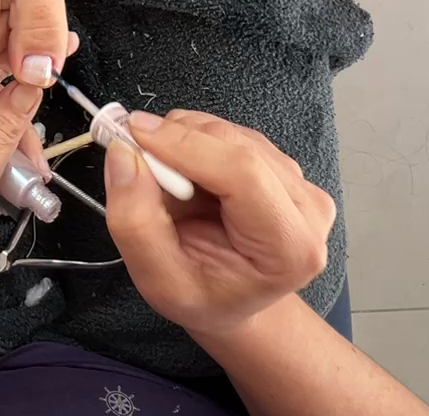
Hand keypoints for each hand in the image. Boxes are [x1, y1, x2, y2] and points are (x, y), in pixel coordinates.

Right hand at [104, 111, 336, 339]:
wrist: (232, 298)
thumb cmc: (202, 295)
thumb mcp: (157, 279)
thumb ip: (135, 221)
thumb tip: (122, 152)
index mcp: (290, 246)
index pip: (241, 172)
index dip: (183, 145)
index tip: (131, 133)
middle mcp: (306, 205)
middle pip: (229, 142)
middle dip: (172, 142)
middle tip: (136, 164)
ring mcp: (295, 177)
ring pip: (221, 129)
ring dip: (178, 141)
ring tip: (167, 185)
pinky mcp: (276, 159)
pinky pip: (220, 130)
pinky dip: (188, 140)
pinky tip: (185, 174)